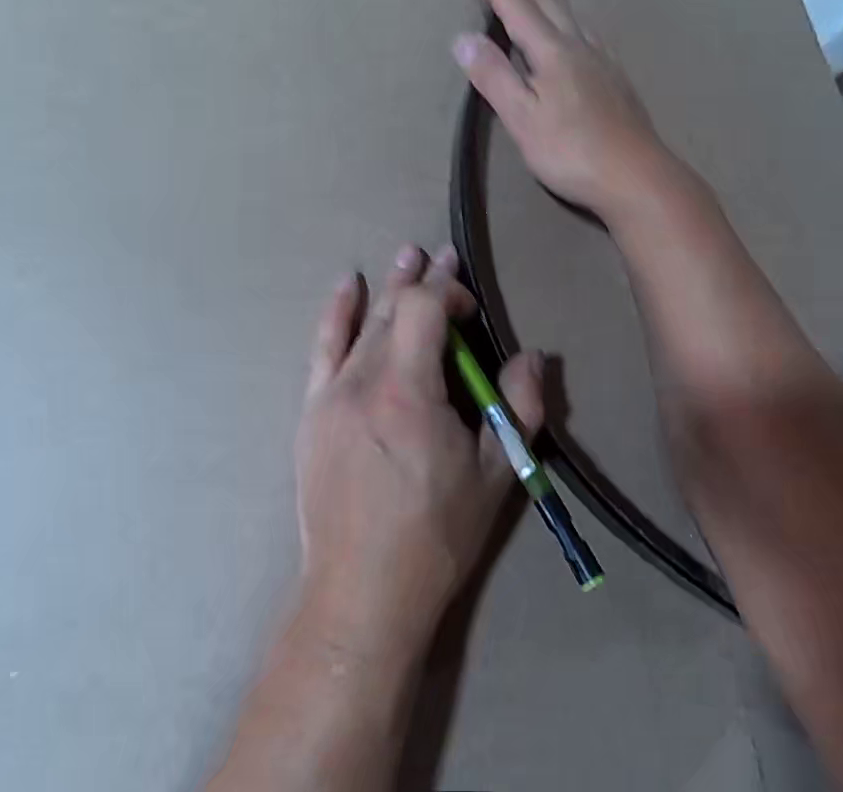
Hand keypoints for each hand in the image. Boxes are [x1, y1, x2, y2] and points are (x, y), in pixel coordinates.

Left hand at [295, 243, 544, 654]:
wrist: (360, 587)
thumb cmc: (436, 535)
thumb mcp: (496, 477)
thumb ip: (518, 410)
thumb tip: (530, 357)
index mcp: (410, 393)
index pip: (422, 311)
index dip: (447, 294)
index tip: (470, 308)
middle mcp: (364, 382)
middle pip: (393, 311)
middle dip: (422, 281)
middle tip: (441, 255)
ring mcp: (331, 395)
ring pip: (362, 325)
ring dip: (387, 288)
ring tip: (406, 256)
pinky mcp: (312, 413)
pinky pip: (322, 349)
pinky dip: (336, 314)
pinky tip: (347, 286)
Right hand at [453, 0, 672, 219]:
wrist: (636, 177)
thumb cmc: (572, 152)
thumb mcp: (523, 119)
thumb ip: (495, 78)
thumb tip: (463, 38)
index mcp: (553, 53)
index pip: (517, 10)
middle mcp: (580, 48)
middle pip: (550, 1)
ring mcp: (603, 64)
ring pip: (573, 16)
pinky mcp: (616, 82)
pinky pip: (589, 37)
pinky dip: (572, 22)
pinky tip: (577, 37)